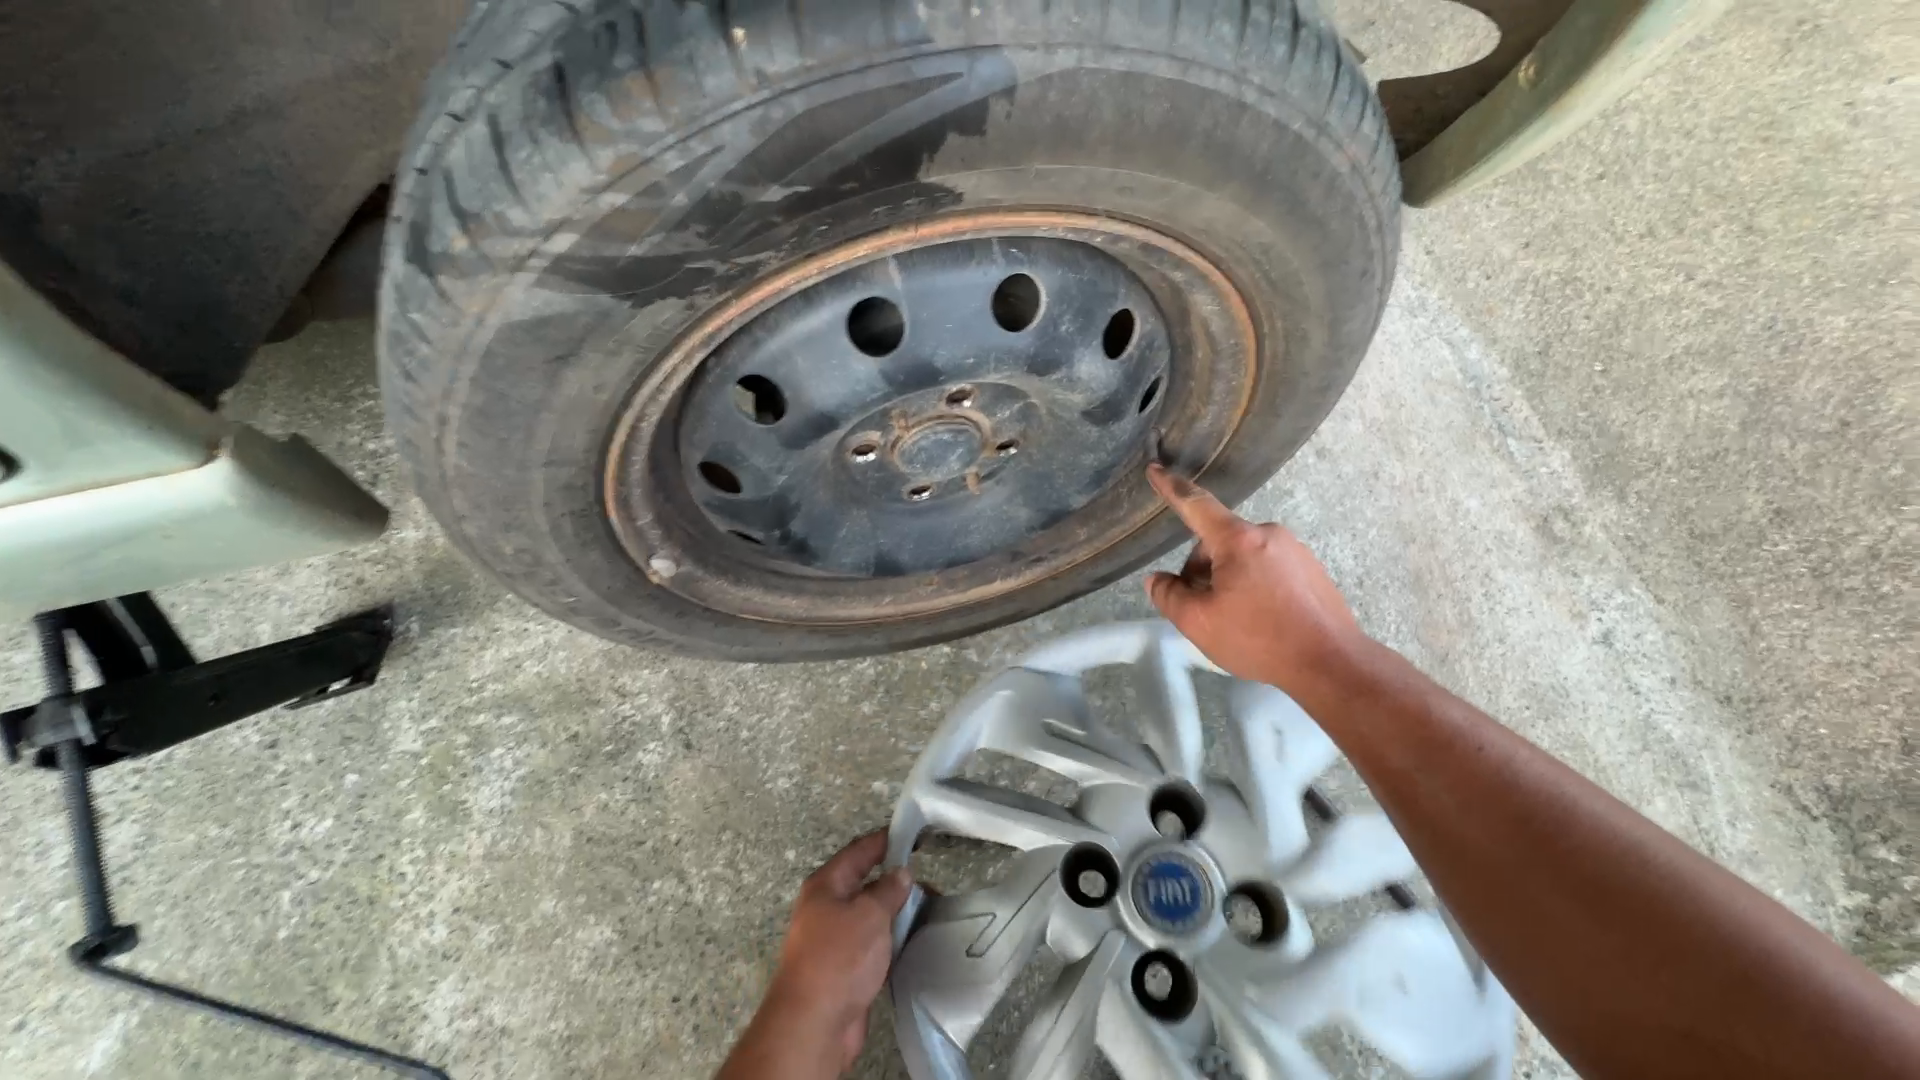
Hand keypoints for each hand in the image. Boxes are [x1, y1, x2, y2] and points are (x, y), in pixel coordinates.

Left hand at [723, 831, 911, 1078]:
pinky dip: (893, 938)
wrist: (815, 1023)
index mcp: (826, 885)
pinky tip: (914, 940)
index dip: (885, 841)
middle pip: (865, 883)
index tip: (913, 835)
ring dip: (897, 912)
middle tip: (930, 879)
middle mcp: (827, 907)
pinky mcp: (845, 967)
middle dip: (896, 880)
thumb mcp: (869, 914)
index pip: (859, 852)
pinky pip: (874, 943)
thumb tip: (901, 872)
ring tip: (931, 908)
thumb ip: (888, 890)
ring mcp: (835, 939)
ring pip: (871, 915)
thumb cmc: (839, 957)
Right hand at [1144, 464, 1363, 691]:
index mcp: (1238, 540)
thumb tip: (1157, 580)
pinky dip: (1253, 587)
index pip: (1196, 505)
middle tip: (1201, 610)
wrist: (1331, 662)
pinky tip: (1259, 621)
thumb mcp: (1199, 622)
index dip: (1170, 487)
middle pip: (1217, 542)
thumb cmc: (1259, 638)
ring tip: (1233, 621)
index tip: (1155, 469)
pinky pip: (1267, 569)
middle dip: (1201, 570)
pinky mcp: (1311, 570)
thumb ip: (1169, 596)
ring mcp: (1295, 551)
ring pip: (1242, 557)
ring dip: (1227, 580)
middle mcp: (1268, 534)